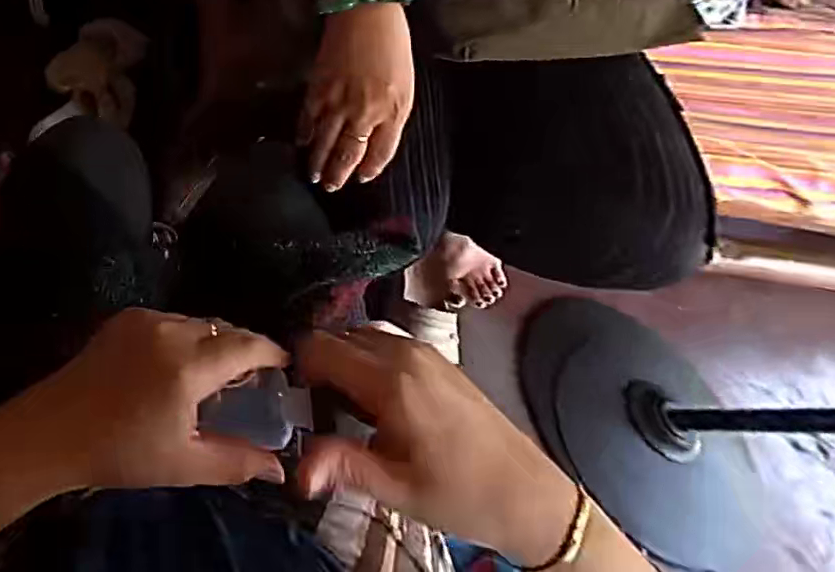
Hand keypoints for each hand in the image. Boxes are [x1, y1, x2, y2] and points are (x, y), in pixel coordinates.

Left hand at [0, 309, 290, 490]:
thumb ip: (236, 460)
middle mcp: (166, 330)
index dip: (268, 351)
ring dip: (212, 340)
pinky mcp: (122, 319)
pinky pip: (167, 320)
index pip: (242, 344)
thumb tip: (276, 466)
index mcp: (185, 364)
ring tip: (215, 375)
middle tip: (252, 379)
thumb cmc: (122, 450)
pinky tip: (179, 365)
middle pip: (219, 327)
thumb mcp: (184, 463)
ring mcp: (140, 319)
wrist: (57, 428)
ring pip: (193, 321)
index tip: (285, 363)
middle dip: (242, 346)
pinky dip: (185, 335)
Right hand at [294, 327, 578, 564]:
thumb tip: (298, 471)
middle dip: (317, 365)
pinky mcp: (433, 354)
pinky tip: (376, 395)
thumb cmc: (464, 496)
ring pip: (354, 335)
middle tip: (321, 407)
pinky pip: (380, 339)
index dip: (298, 368)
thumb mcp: (399, 490)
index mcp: (388, 379)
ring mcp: (420, 349)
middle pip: (332, 337)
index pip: (316, 346)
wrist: (536, 500)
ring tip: (348, 403)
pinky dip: (364, 357)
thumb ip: (344, 466)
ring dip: (340, 359)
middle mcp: (401, 352)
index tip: (300, 398)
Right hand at [299, 4, 412, 189]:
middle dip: (338, 173)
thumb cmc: (392, 47)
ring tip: (313, 174)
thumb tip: (373, 136)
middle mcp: (364, 113)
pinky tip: (301, 142)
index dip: (369, 168)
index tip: (360, 179)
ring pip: (325, 140)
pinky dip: (304, 133)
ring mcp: (338, 102)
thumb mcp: (405, 85)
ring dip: (318, 160)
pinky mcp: (317, 88)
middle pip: (348, 152)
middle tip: (330, 187)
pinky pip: (308, 118)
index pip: (379, 152)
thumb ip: (391, 114)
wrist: (365, 15)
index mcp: (392, 112)